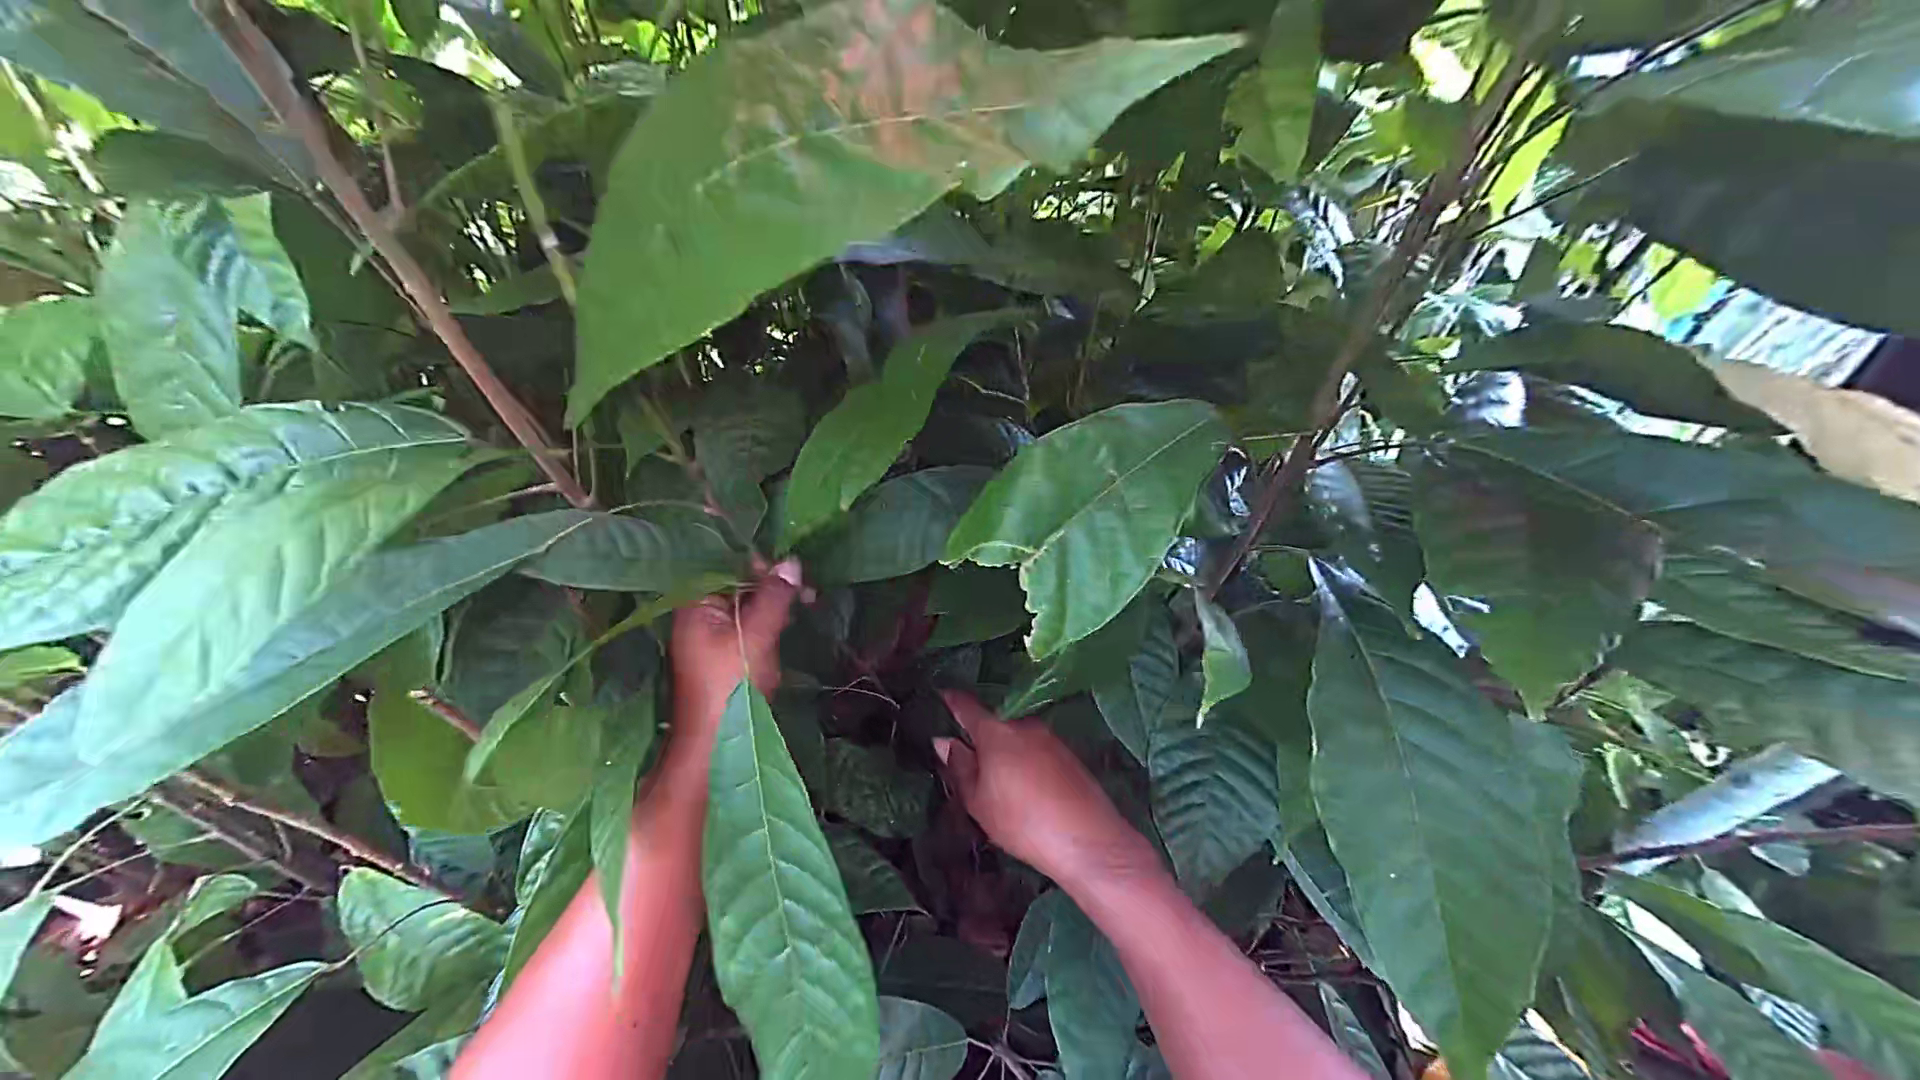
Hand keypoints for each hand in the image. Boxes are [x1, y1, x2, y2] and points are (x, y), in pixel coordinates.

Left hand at [670, 559, 802, 735]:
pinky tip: (790, 626)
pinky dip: (770, 624)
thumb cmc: (730, 685)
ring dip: (776, 605)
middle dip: (774, 586)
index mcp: (696, 604)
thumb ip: (774, 596)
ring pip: (748, 607)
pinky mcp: (725, 655)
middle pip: (740, 586)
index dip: (763, 565)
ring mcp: (711, 637)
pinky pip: (749, 627)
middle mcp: (699, 615)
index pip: (729, 566)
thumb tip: (791, 562)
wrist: (714, 743)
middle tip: (809, 593)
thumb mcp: (757, 634)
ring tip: (808, 605)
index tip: (796, 573)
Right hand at [933, 690, 1158, 890]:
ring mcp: (1050, 737)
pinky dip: (1025, 760)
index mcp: (996, 730)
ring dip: (1005, 750)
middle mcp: (1024, 724)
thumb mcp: (978, 801)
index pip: (967, 706)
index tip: (940, 695)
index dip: (951, 700)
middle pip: (994, 722)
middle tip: (968, 758)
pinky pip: (1036, 749)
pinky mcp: (1069, 753)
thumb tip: (943, 741)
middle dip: (980, 735)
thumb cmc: (1022, 821)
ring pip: (1017, 736)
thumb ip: (960, 767)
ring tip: (998, 780)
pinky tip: (1025, 787)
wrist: (1088, 839)